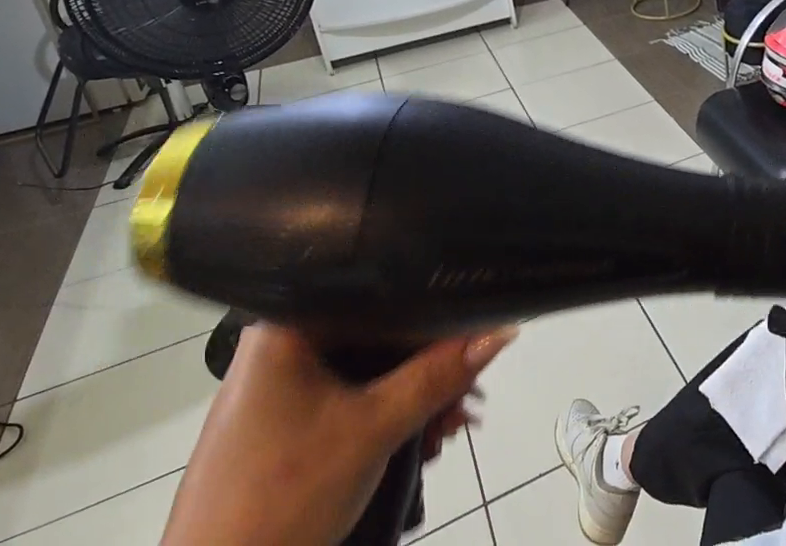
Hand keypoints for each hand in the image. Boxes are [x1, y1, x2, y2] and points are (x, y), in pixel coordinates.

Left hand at [162, 324, 516, 545]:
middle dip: (433, 364)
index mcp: (286, 325)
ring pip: (373, 366)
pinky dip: (392, 412)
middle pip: (381, 332)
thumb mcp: (373, 430)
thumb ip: (438, 376)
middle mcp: (283, 342)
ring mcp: (284, 382)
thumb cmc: (282, 494)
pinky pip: (356, 394)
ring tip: (451, 428)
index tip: (477, 332)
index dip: (434, 308)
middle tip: (470, 397)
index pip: (378, 290)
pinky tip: (424, 438)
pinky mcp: (289, 417)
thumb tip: (503, 331)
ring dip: (419, 393)